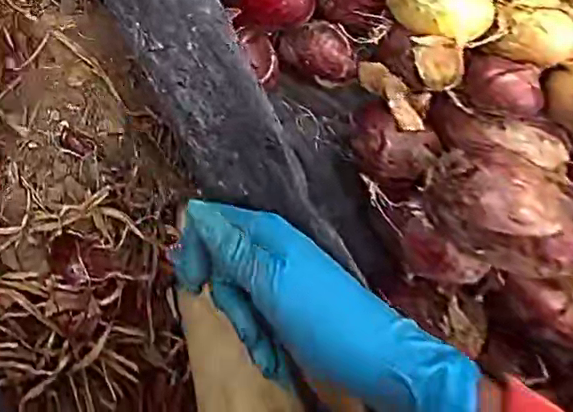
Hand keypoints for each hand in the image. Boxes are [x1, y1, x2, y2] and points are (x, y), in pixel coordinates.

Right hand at [172, 200, 482, 411]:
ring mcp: (281, 274)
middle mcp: (270, 245)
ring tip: (266, 352)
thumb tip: (192, 208)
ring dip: (245, 326)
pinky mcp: (290, 302)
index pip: (211, 220)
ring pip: (238, 291)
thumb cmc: (323, 318)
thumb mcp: (268, 283)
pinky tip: (274, 358)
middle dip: (227, 299)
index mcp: (264, 230)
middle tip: (246, 326)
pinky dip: (260, 337)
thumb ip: (228, 247)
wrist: (383, 363)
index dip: (195, 248)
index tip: (190, 281)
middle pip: (222, 260)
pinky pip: (258, 312)